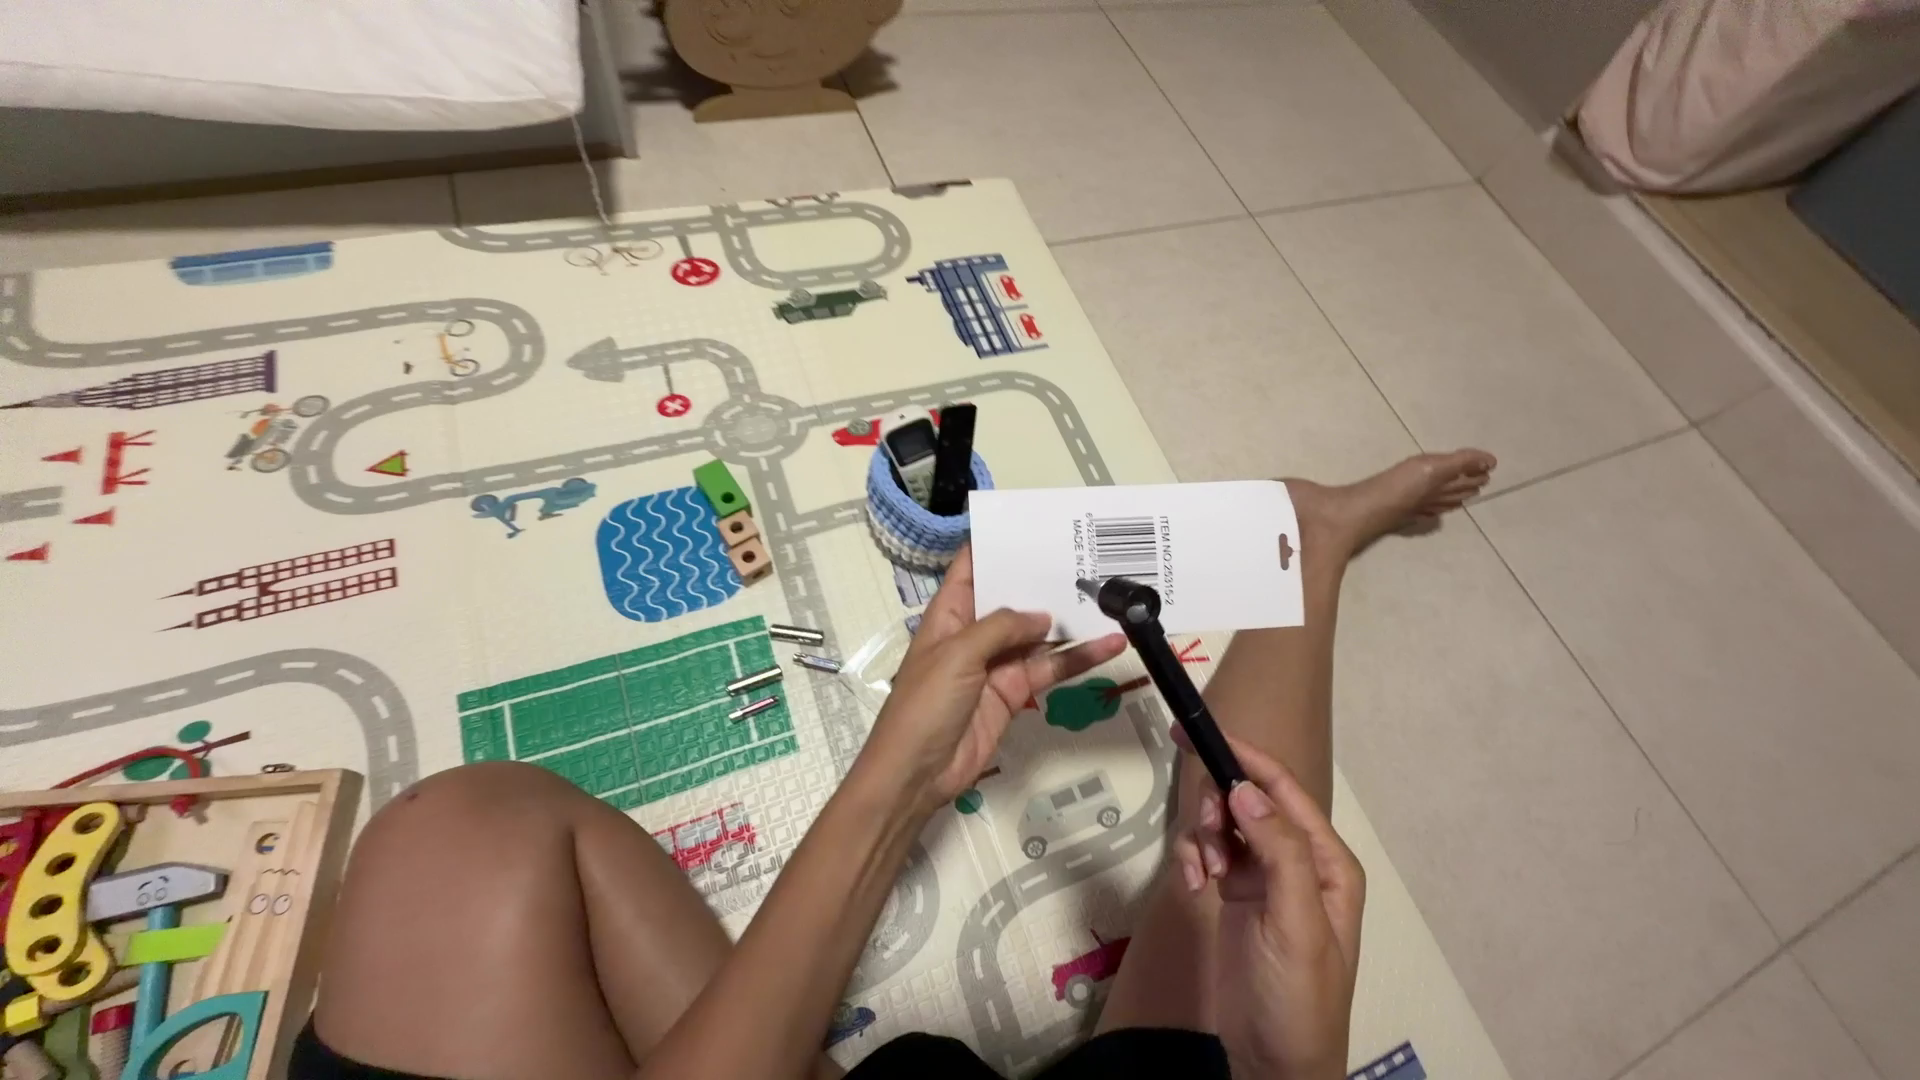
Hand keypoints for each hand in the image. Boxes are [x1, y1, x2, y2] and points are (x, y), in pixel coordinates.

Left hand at [858, 547, 1125, 811]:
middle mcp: (974, 632)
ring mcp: (996, 663)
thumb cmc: (925, 703)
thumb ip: (1000, 628)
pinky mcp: (1015, 692)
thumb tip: (1042, 615)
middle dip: (1043, 579)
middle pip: (1012, 597)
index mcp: (949, 613)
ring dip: (1070, 619)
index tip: (1034, 526)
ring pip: (1038, 634)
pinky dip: (1078, 658)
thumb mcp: (958, 655)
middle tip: (1088, 556)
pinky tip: (1110, 646)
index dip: (997, 544)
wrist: (918, 772)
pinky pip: (1050, 668)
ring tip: (1111, 597)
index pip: (972, 567)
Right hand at [1174, 732, 1364, 1079]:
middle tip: (1206, 836)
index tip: (1197, 732)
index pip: (1281, 789)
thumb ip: (1279, 852)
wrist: (1273, 1061)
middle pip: (1245, 801)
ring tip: (1202, 875)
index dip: (1241, 756)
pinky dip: (1192, 859)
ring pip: (1221, 824)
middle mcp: (1294, 858)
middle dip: (1217, 809)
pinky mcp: (1231, 892)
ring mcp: (1260, 875)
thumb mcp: (1297, 924)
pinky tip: (1192, 885)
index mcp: (1325, 860)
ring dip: (1203, 839)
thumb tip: (1245, 790)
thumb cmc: (1300, 996)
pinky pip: (1204, 852)